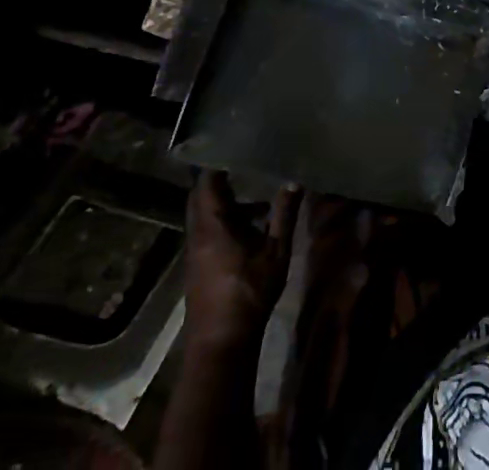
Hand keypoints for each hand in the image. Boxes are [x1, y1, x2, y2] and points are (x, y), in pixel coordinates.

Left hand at [183, 170, 301, 344]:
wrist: (222, 342)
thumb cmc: (250, 293)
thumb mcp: (276, 252)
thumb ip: (284, 215)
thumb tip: (293, 181)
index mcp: (213, 225)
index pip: (206, 182)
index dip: (217, 162)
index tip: (234, 147)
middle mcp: (197, 233)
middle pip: (201, 196)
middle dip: (220, 180)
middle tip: (245, 165)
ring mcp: (195, 251)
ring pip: (205, 215)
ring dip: (226, 204)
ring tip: (258, 200)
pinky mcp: (198, 265)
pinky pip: (207, 231)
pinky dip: (225, 222)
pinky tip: (251, 232)